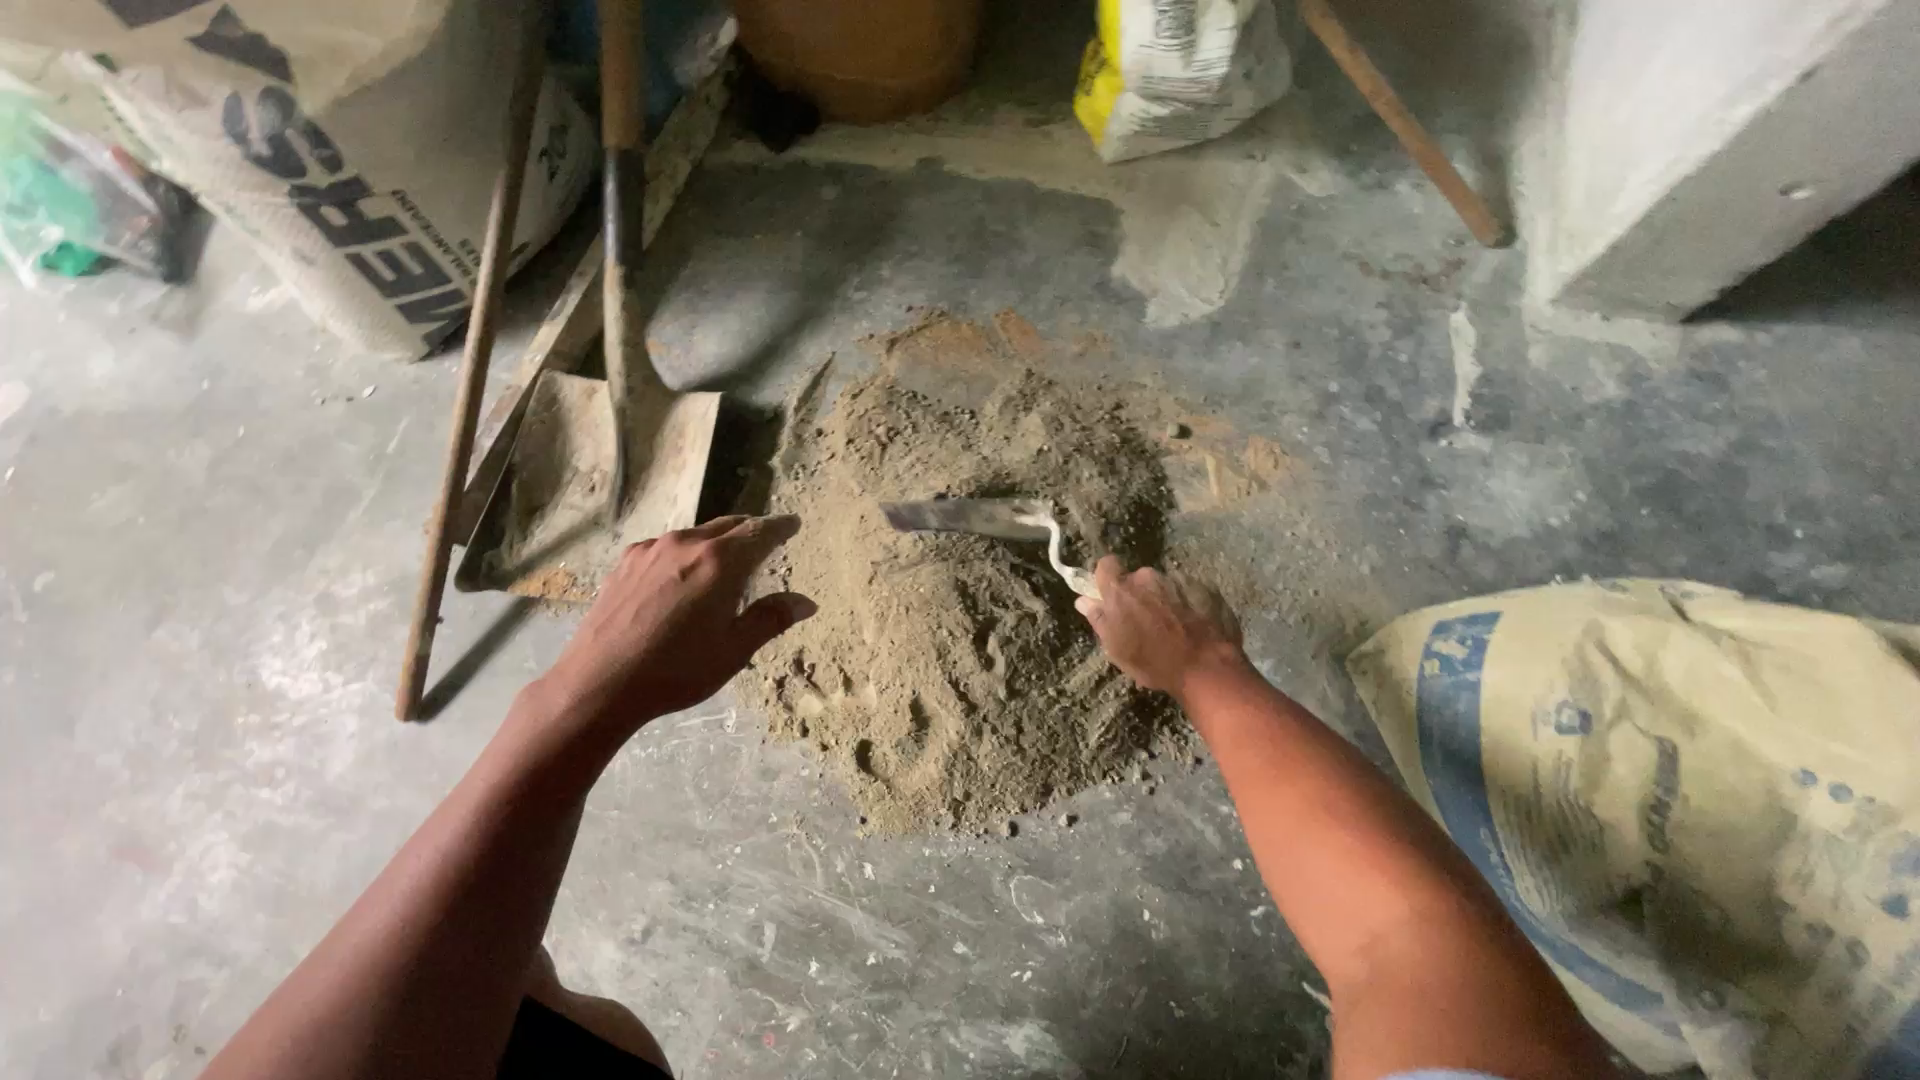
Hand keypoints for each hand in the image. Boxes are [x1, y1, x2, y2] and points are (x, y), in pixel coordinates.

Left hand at [524, 515, 814, 747]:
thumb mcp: (734, 650)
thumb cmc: (676, 670)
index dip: (780, 527)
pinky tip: (684, 574)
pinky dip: (688, 552)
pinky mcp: (626, 562)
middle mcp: (686, 544)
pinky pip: (668, 546)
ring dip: (718, 540)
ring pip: (697, 534)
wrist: (599, 683)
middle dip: (751, 529)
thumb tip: (806, 602)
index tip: (794, 524)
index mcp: (720, 562)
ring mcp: (652, 550)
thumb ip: (771, 618)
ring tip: (727, 558)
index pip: (760, 532)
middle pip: (729, 525)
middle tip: (767, 537)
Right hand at [1075, 556, 1246, 696]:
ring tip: (1172, 627)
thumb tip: (1083, 601)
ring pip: (1163, 585)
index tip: (1111, 595)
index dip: (1107, 578)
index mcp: (1121, 591)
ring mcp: (1177, 581)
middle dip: (1138, 594)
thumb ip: (1099, 620)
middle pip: (1137, 579)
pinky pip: (1186, 590)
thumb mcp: (1116, 649)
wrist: (1206, 668)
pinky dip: (1186, 603)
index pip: (1105, 564)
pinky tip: (1192, 625)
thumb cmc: (1153, 663)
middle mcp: (1147, 578)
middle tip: (1145, 621)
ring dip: (1163, 599)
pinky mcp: (1203, 587)